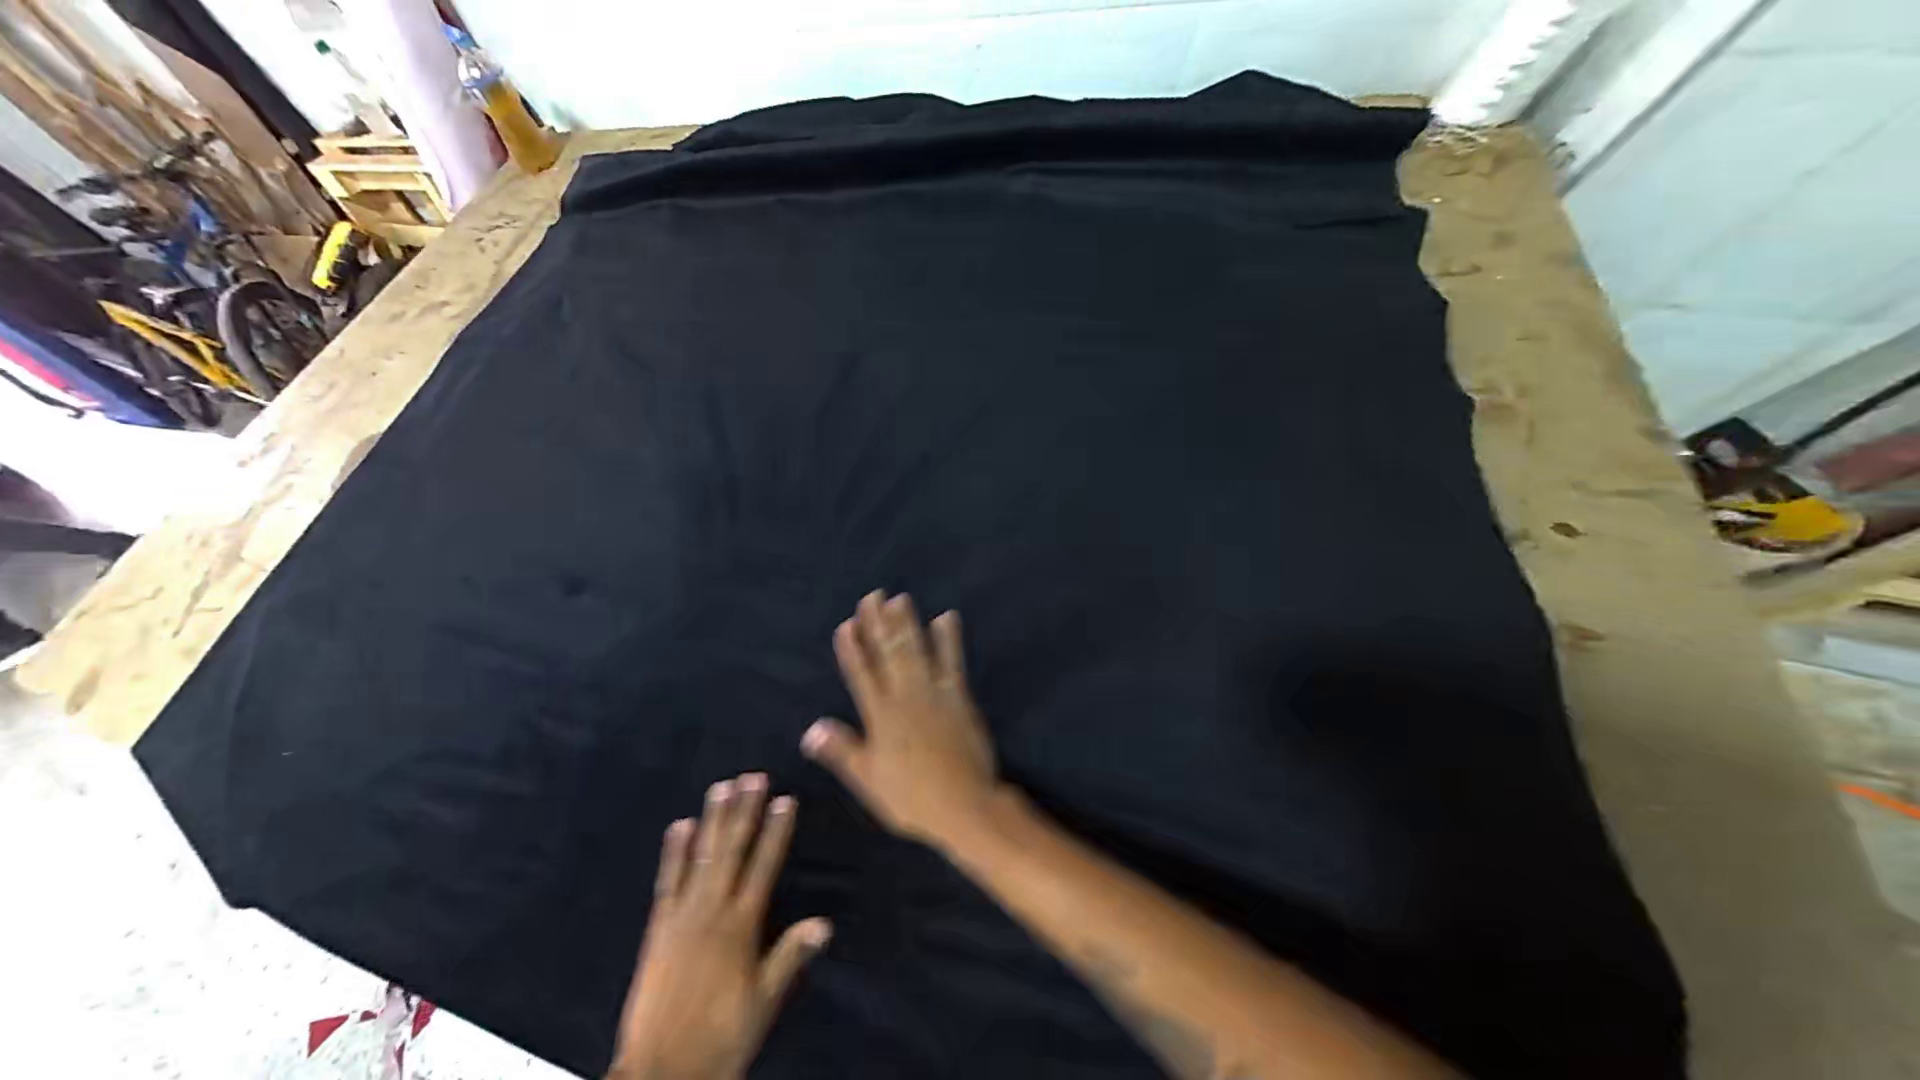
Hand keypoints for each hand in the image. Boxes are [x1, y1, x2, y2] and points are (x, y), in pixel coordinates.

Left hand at [608, 773, 830, 1079]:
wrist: (660, 1071)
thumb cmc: (721, 1035)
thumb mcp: (764, 1001)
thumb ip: (790, 957)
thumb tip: (824, 922)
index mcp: (741, 926)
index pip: (764, 866)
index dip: (776, 831)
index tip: (785, 800)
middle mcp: (712, 911)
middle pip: (731, 851)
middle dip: (744, 812)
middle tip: (753, 777)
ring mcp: (681, 916)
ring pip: (700, 857)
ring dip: (712, 820)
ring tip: (721, 788)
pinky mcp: (658, 928)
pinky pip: (667, 881)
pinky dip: (673, 852)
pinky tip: (678, 826)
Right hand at [801, 590, 999, 848]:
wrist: (963, 805)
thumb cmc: (910, 798)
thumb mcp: (867, 779)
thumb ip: (840, 750)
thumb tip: (810, 730)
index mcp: (880, 717)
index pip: (861, 674)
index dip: (852, 648)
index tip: (846, 624)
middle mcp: (904, 697)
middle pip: (888, 654)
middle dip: (878, 623)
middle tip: (873, 596)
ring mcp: (933, 694)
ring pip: (916, 650)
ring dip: (907, 623)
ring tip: (900, 598)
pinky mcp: (959, 697)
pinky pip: (952, 661)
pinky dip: (948, 639)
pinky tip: (945, 618)